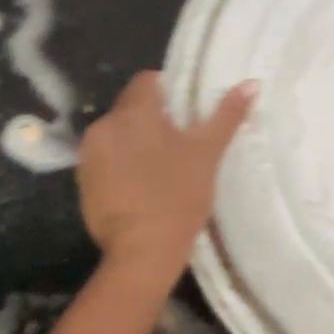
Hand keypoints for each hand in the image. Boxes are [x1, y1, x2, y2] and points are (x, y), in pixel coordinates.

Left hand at [77, 71, 255, 277]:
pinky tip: (141, 188)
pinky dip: (121, 166)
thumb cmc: (179, 196)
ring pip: (117, 135)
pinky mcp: (83, 183)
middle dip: (152, 120)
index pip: (146, 81)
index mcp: (133, 112)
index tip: (187, 114)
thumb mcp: (208, 153)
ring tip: (161, 168)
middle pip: (130, 109)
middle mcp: (104, 126)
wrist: (143, 252)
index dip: (168, 90)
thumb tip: (251, 84)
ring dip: (134, 143)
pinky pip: (105, 161)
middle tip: (180, 144)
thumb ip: (227, 115)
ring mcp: (88, 156)